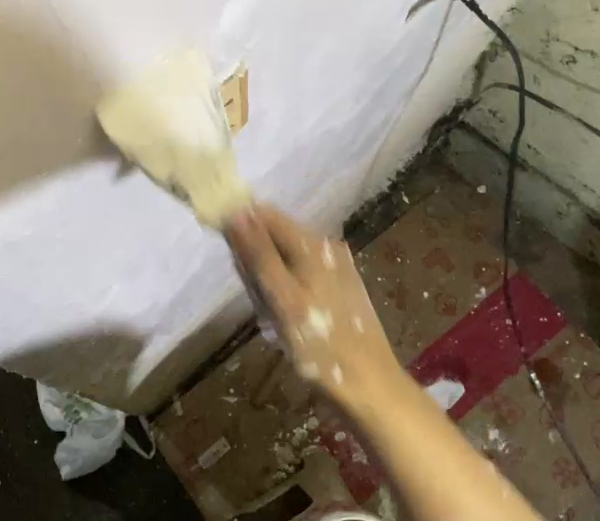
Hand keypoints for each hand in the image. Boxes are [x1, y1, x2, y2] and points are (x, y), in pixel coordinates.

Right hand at [226, 204, 399, 416]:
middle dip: (255, 262)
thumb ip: (258, 254)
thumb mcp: (283, 300)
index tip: (227, 253)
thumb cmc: (323, 346)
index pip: (264, 214)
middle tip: (257, 300)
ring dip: (268, 282)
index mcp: (312, 244)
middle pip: (272, 236)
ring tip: (271, 316)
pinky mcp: (337, 287)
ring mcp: (334, 267)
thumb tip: (235, 212)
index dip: (240, 225)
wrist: (372, 387)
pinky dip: (284, 292)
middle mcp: (325, 246)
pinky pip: (297, 276)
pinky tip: (286, 321)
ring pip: (283, 258)